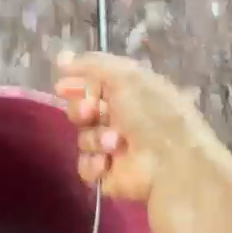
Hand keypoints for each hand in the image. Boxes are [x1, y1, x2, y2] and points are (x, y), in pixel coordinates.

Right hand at [54, 51, 220, 202]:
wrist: (170, 163)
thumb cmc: (152, 115)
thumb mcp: (125, 77)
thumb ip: (92, 64)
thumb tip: (61, 57)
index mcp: (132, 94)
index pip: (95, 85)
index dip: (77, 85)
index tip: (61, 86)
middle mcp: (124, 120)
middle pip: (83, 111)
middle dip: (81, 111)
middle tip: (90, 113)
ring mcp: (116, 149)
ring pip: (83, 138)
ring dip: (94, 138)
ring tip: (115, 143)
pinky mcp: (110, 175)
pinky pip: (85, 166)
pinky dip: (93, 164)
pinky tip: (107, 163)